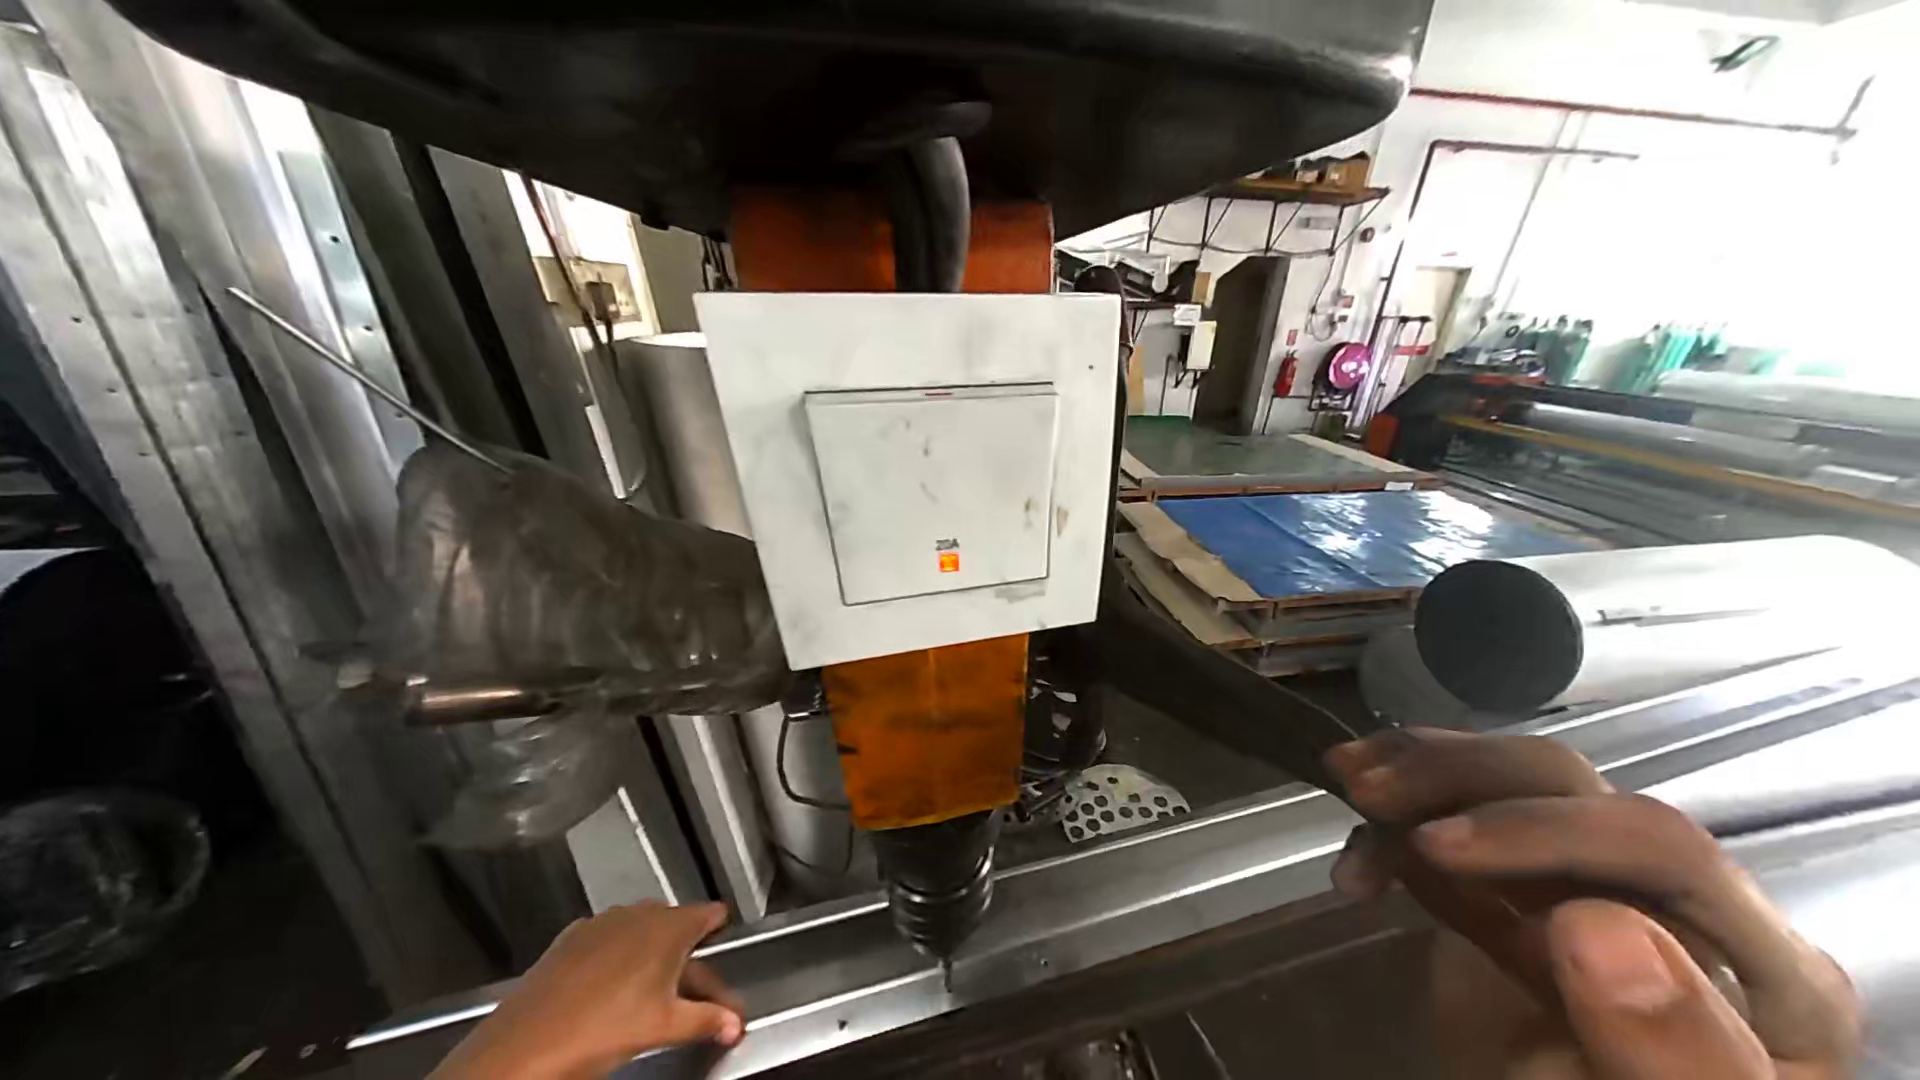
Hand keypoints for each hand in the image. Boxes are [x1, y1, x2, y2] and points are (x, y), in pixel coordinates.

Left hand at [432, 901, 745, 1079]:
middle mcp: (641, 913)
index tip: (723, 957)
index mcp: (671, 926)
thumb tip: (733, 1023)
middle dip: (688, 956)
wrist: (520, 1050)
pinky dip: (616, 958)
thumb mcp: (664, 1028)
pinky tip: (607, 992)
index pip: (712, 914)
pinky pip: (608, 939)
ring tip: (647, 997)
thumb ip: (706, 1019)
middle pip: (678, 925)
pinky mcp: (572, 937)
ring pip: (642, 931)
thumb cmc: (598, 1032)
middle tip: (690, 995)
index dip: (721, 935)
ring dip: (651, 956)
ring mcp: (604, 922)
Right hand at [1323, 729, 1859, 1079]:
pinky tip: (1357, 867)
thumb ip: (1671, 1051)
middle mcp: (1656, 888)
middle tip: (1362, 790)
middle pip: (1559, 782)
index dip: (1538, 828)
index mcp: (1746, 952)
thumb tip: (1596, 922)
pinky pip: (1441, 820)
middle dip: (1450, 775)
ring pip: (1495, 775)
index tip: (1433, 846)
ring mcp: (1566, 875)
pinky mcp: (1494, 880)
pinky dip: (1387, 826)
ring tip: (1345, 782)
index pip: (1656, 844)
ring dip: (1411, 772)